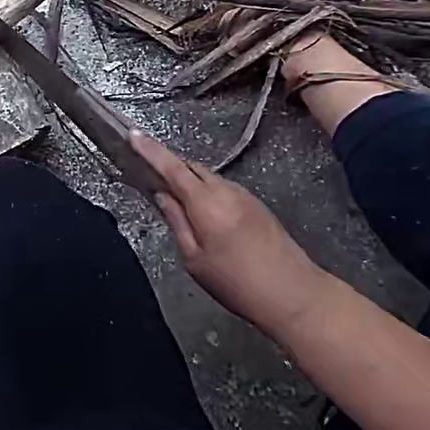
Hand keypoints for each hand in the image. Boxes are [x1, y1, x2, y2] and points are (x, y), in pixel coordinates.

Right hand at [130, 131, 327, 330]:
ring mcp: (244, 195)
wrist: (295, 295)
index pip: (171, 166)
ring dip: (189, 182)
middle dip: (169, 167)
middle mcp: (225, 190)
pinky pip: (222, 188)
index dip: (150, 149)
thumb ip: (176, 221)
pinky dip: (207, 192)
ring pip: (207, 177)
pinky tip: (205, 216)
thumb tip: (162, 196)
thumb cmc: (237, 282)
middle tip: (150, 179)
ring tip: (178, 203)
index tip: (133, 134)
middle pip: (190, 167)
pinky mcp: (256, 205)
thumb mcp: (195, 259)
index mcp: (206, 202)